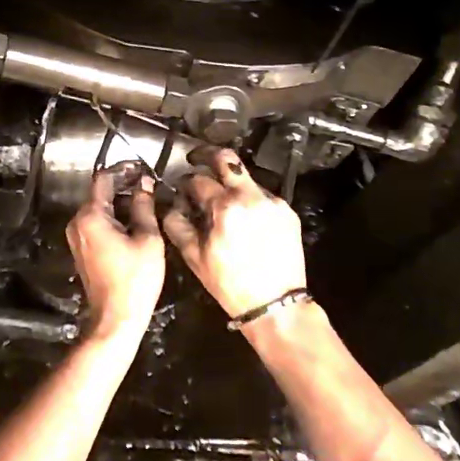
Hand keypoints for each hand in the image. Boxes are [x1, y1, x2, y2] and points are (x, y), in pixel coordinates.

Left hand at [65, 166, 165, 344]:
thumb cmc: (135, 279)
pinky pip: (97, 223)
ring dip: (121, 203)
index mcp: (91, 216)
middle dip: (124, 186)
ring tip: (148, 203)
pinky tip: (135, 222)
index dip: (123, 169)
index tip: (143, 167)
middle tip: (150, 185)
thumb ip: (144, 206)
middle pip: (100, 193)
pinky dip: (114, 218)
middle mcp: (77, 222)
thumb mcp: (147, 239)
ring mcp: (77, 237)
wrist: (116, 319)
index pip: (103, 178)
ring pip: (99, 208)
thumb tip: (144, 182)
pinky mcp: (82, 249)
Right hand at [162, 148, 305, 316]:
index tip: (180, 189)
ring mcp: (272, 202)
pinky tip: (244, 218)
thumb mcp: (195, 258)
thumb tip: (172, 206)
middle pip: (226, 159)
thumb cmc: (231, 285)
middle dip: (207, 155)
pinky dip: (249, 200)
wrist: (276, 305)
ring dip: (230, 182)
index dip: (185, 183)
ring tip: (222, 200)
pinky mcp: (287, 211)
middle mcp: (250, 197)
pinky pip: (262, 196)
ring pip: (245, 178)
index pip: (198, 180)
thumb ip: (178, 225)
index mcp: (225, 207)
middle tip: (196, 160)